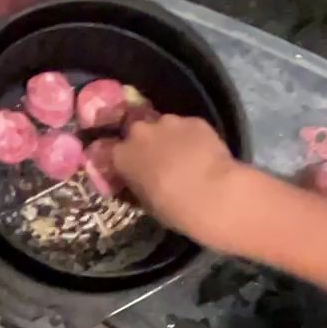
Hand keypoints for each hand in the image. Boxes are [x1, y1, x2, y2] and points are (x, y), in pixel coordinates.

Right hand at [113, 114, 249, 246]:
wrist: (213, 194)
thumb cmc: (174, 207)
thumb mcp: (146, 202)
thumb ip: (137, 184)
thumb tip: (140, 180)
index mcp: (122, 155)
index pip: (113, 152)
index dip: (125, 161)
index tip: (133, 170)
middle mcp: (141, 132)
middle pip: (138, 133)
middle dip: (146, 144)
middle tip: (159, 161)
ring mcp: (169, 122)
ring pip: (164, 127)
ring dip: (170, 138)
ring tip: (185, 157)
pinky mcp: (195, 120)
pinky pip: (188, 128)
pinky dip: (192, 138)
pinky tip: (203, 153)